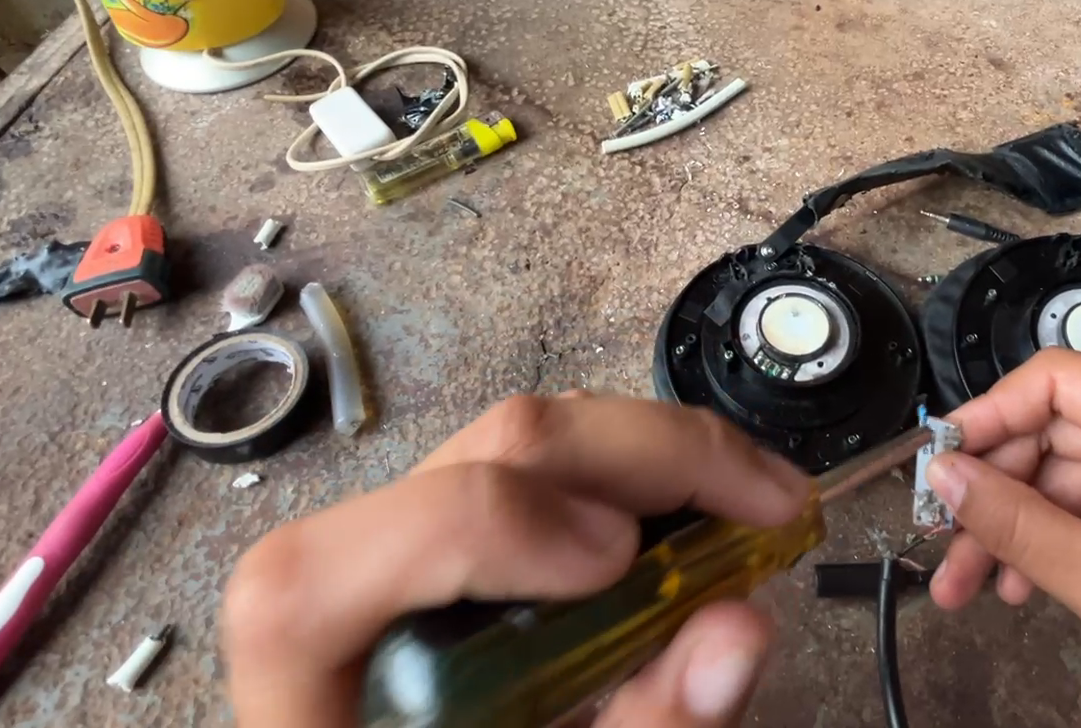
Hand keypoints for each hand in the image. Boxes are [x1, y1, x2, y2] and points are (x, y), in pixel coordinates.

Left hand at [221, 392, 810, 727]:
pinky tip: (708, 498)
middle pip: (497, 446)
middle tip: (770, 500)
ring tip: (756, 496)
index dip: (502, 534)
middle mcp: (356, 556)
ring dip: (667, 449)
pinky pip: (560, 454)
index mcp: (310, 651)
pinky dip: (648, 465)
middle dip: (656, 455)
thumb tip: (742, 630)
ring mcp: (414, 516)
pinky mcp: (467, 504)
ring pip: (542, 430)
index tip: (627, 563)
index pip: (374, 550)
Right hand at [925, 351, 1080, 727]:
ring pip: (1052, 484)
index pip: (1061, 381)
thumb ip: (1020, 525)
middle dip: (989, 490)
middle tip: (936, 534)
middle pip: (1048, 436)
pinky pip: (1076, 519)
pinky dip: (1038, 550)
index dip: (994, 409)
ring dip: (1004, 531)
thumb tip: (941, 473)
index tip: (942, 456)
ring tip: (957, 585)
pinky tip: (1012, 591)